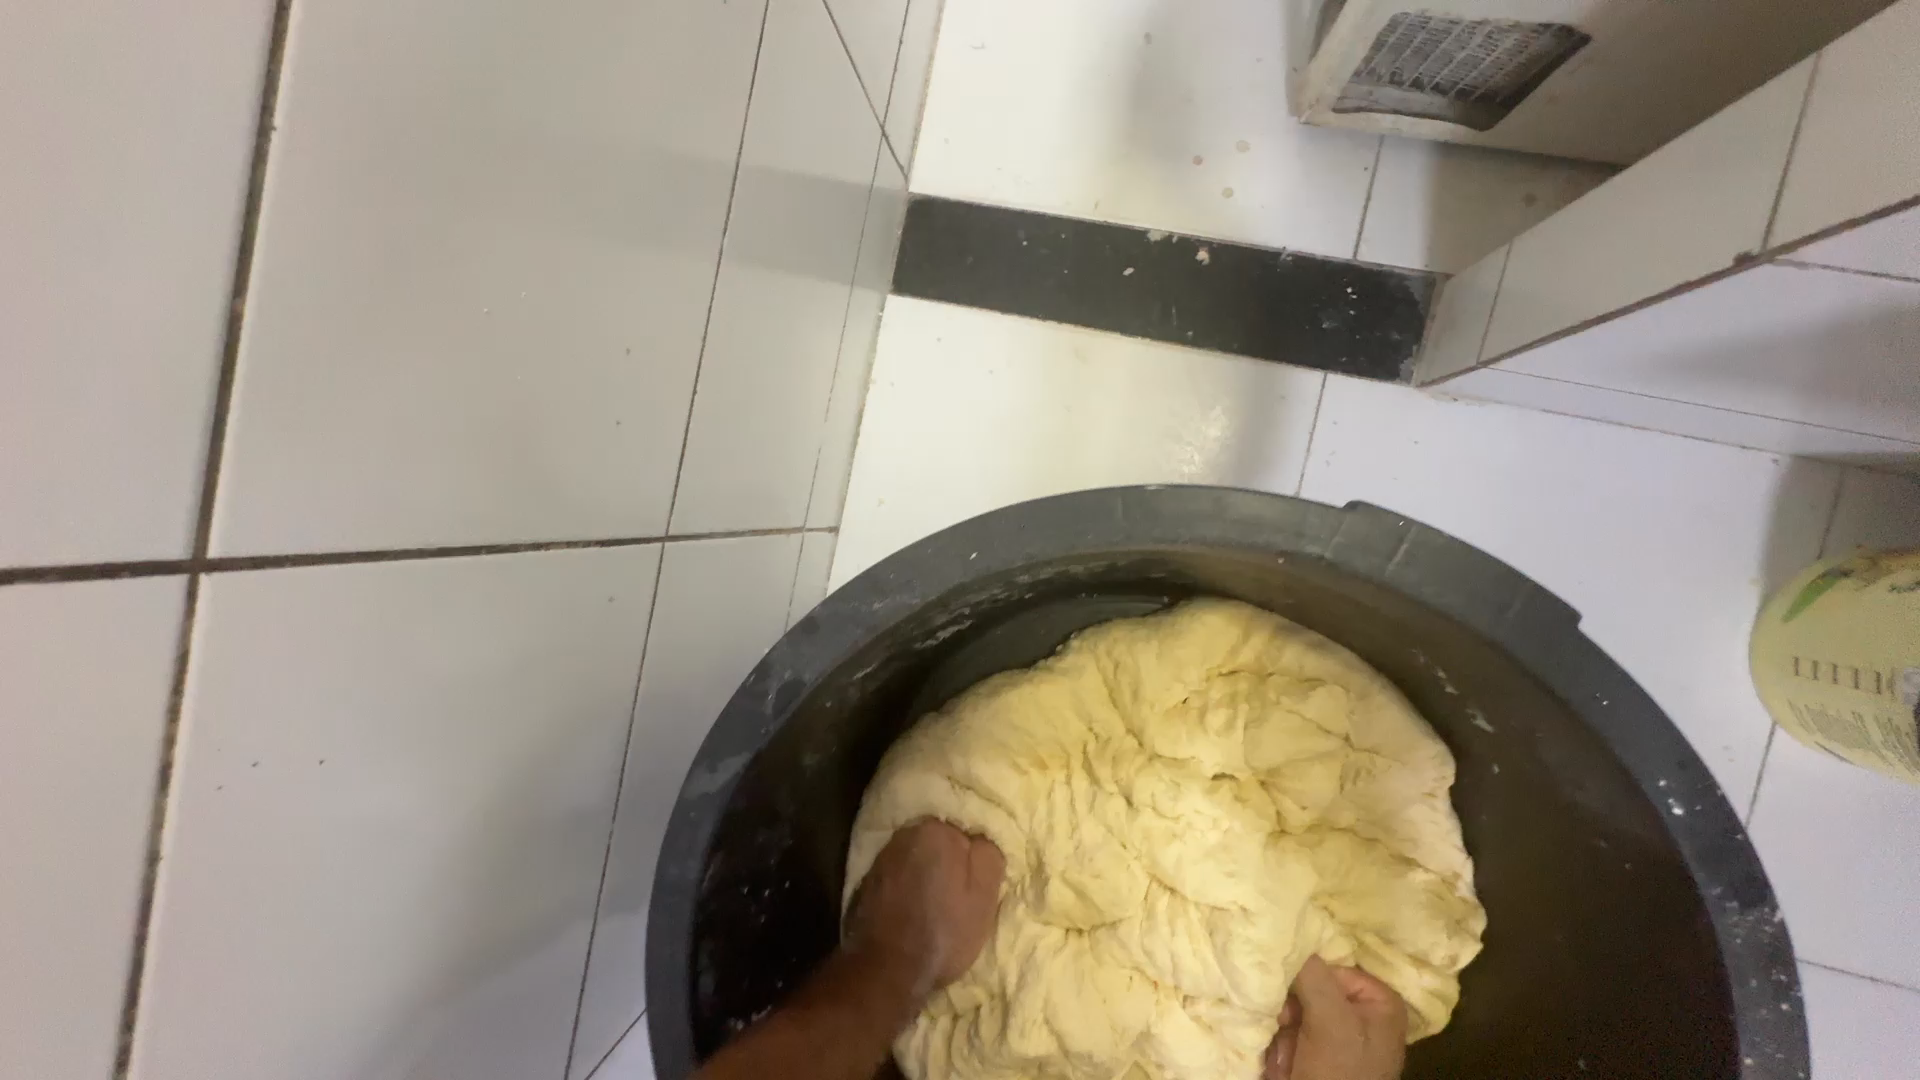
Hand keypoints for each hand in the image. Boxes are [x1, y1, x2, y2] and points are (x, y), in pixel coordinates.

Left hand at [844, 819, 1005, 997]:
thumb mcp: (984, 895)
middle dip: (948, 865)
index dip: (972, 861)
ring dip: (925, 877)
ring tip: (933, 911)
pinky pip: (897, 878)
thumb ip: (988, 854)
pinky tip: (910, 915)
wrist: (886, 970)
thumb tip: (980, 840)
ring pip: (916, 860)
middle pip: (938, 844)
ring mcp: (882, 858)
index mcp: (936, 830)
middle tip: (956, 901)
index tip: (974, 887)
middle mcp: (904, 835)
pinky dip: (906, 891)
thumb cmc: (943, 931)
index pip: (965, 833)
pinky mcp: (867, 882)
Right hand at [1264, 956, 1407, 1079]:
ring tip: (1286, 1051)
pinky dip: (1279, 1042)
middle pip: (1310, 982)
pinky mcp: (1316, 1051)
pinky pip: (1287, 1026)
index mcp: (1381, 1002)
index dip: (1310, 976)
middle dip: (1291, 1005)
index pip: (1332, 962)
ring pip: (1293, 1003)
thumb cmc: (1339, 1076)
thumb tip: (1284, 929)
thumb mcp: (1330, 1021)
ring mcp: (1338, 1035)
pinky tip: (1282, 1060)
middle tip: (1287, 1024)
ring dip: (1281, 1025)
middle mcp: (1362, 1013)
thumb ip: (1312, 973)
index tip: (1296, 995)